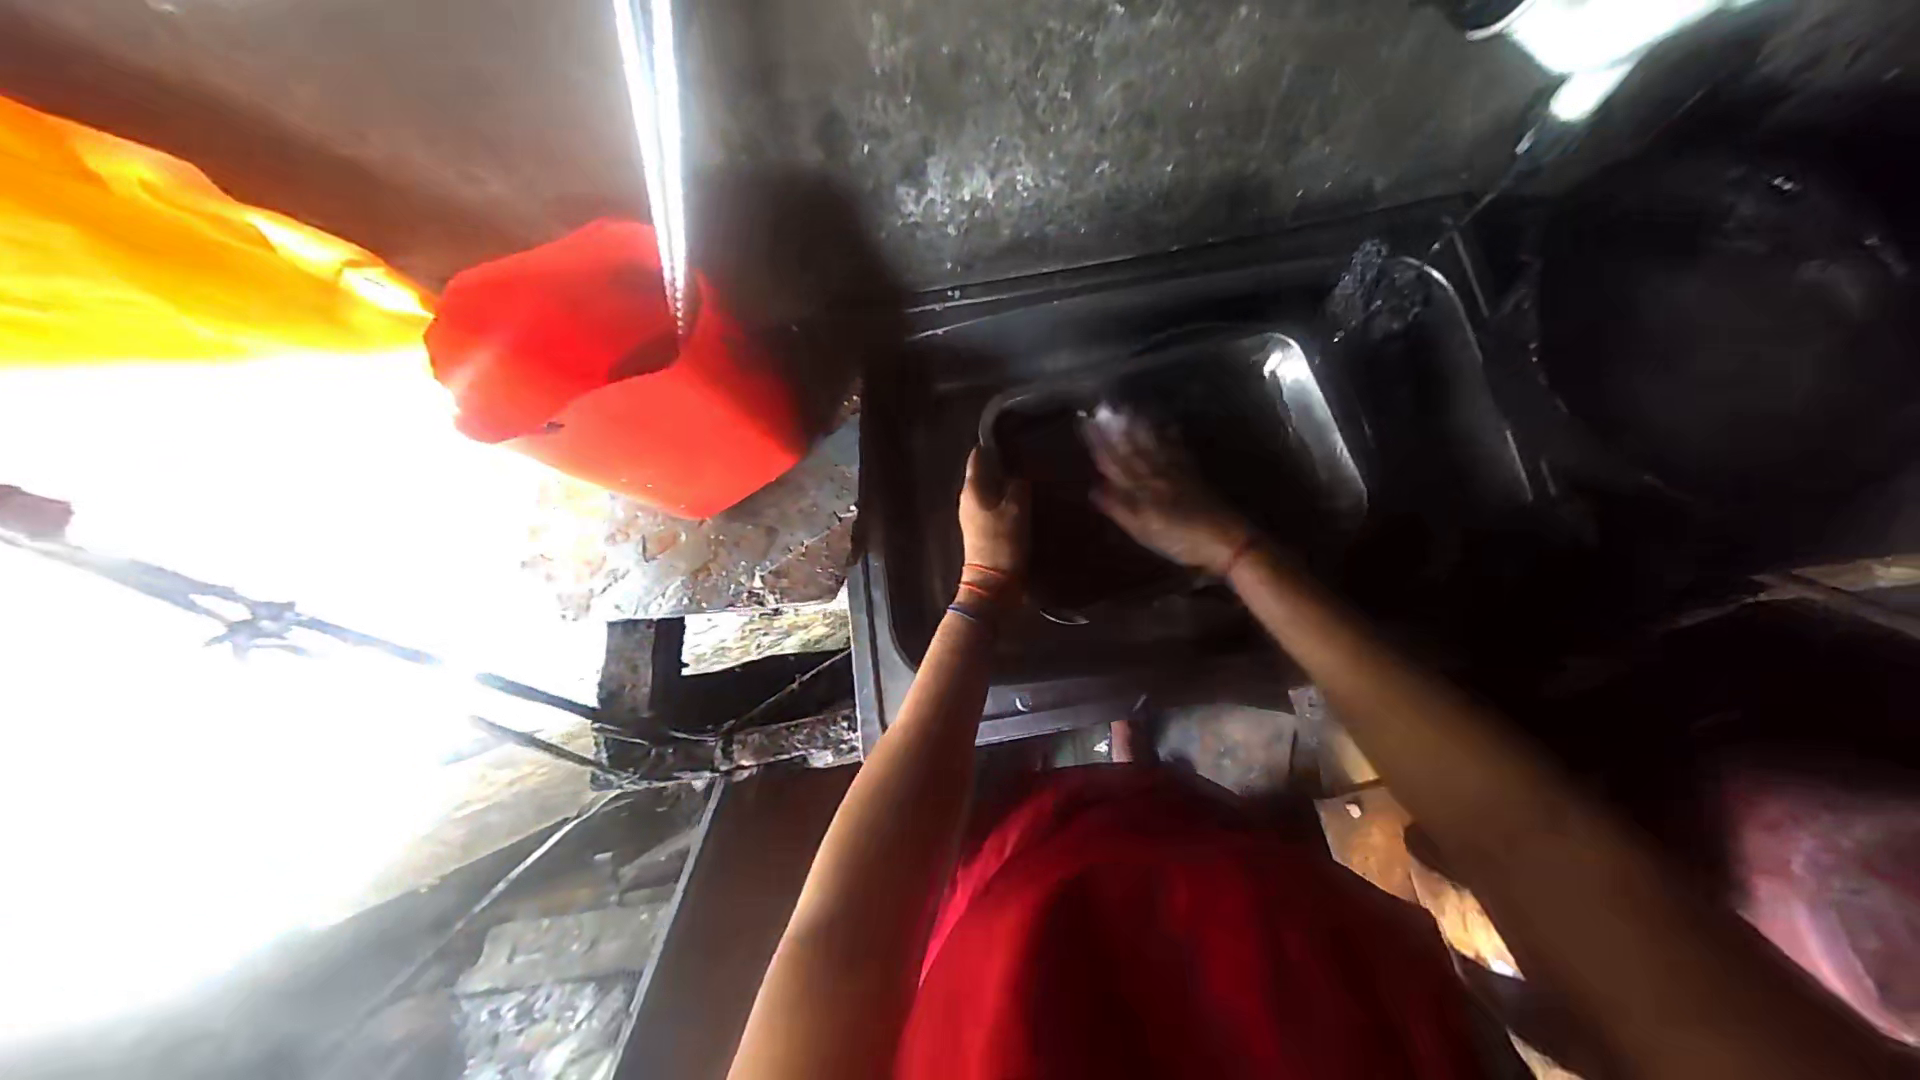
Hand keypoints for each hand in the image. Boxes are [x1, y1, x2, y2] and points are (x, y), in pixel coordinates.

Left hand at [958, 445, 1028, 578]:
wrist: (993, 583)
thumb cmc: (1004, 542)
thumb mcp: (1018, 507)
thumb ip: (1018, 482)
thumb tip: (1019, 468)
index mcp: (972, 487)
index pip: (979, 453)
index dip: (996, 443)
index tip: (1018, 437)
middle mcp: (967, 496)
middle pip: (985, 470)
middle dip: (1005, 462)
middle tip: (1031, 456)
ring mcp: (972, 514)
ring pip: (991, 488)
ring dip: (1008, 482)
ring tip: (1032, 476)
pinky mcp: (981, 529)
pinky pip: (994, 504)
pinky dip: (1007, 499)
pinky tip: (1025, 500)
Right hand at [1083, 407, 1253, 573]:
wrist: (1228, 540)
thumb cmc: (1182, 541)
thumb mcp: (1144, 532)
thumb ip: (1120, 510)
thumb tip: (1094, 489)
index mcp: (1141, 490)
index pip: (1114, 463)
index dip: (1099, 444)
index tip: (1086, 424)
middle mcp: (1157, 476)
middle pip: (1131, 450)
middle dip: (1114, 430)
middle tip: (1102, 409)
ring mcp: (1177, 472)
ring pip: (1153, 445)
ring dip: (1139, 427)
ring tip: (1127, 409)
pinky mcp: (1194, 474)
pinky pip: (1178, 450)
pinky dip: (1170, 436)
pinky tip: (1166, 425)